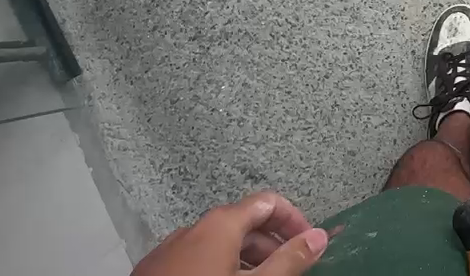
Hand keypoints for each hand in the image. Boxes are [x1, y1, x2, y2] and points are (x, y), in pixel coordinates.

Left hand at [132, 191, 327, 274]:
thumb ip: (290, 260)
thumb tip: (321, 236)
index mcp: (221, 223)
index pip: (269, 202)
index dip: (294, 219)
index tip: (309, 243)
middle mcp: (194, 227)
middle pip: (244, 224)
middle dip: (270, 245)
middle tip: (288, 269)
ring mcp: (166, 251)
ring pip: (217, 245)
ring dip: (243, 260)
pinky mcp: (148, 274)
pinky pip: (192, 261)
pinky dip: (215, 269)